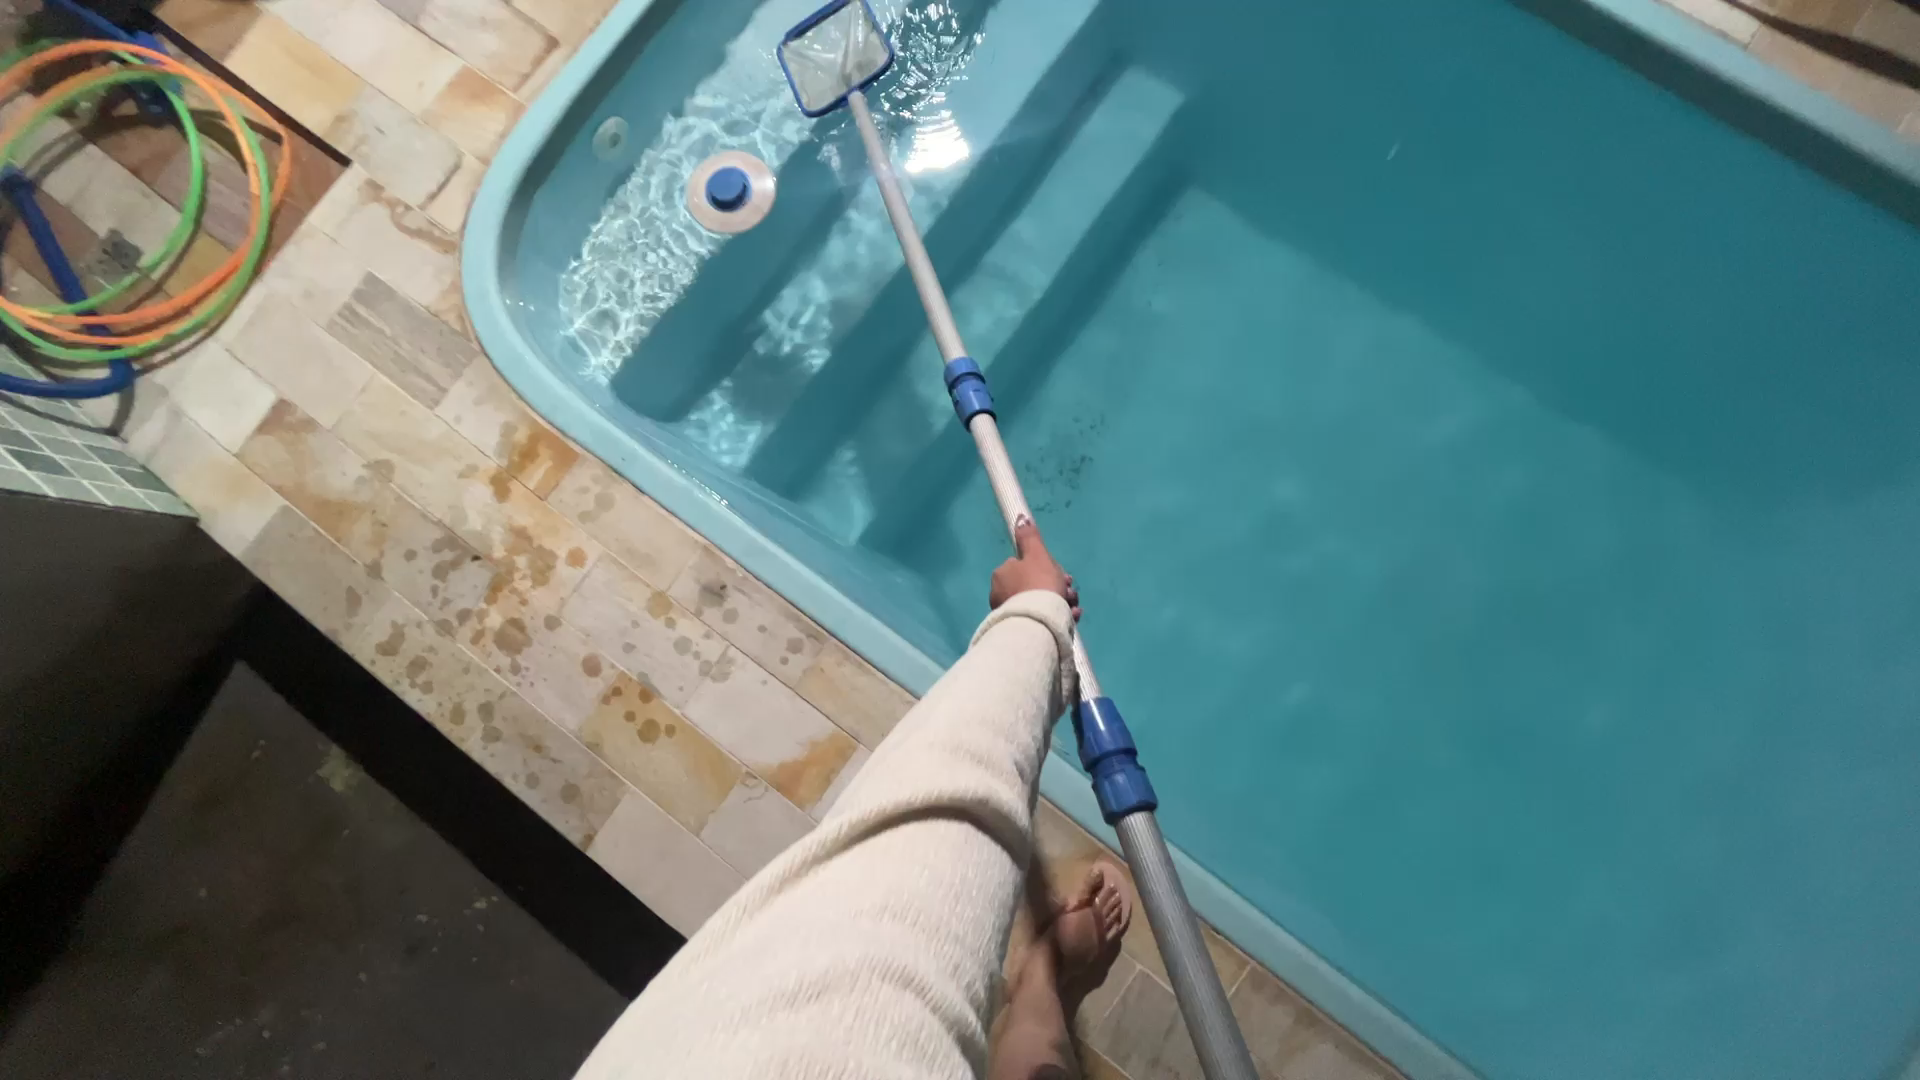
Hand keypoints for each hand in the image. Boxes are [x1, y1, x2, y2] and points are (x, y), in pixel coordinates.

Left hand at [990, 517, 1080, 619]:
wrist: (1039, 622)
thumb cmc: (1039, 584)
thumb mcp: (1037, 555)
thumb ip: (1029, 537)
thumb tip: (1021, 517)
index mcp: (1003, 573)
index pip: (1027, 565)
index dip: (1049, 568)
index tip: (1064, 575)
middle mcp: (1001, 592)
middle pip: (1035, 584)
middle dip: (1057, 587)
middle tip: (1070, 592)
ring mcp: (1009, 612)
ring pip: (1040, 601)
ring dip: (1060, 602)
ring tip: (1072, 607)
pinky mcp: (1020, 628)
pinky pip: (1040, 617)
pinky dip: (1057, 615)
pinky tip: (1069, 617)